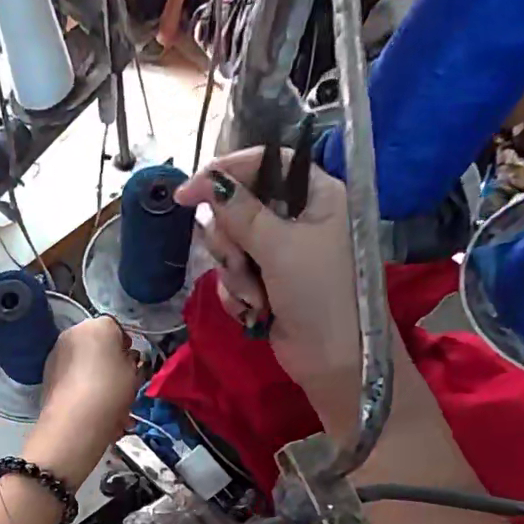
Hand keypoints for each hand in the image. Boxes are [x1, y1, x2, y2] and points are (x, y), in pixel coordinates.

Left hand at [24, 317, 141, 487]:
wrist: (75, 420)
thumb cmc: (112, 390)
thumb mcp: (133, 374)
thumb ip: (130, 361)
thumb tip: (125, 360)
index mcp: (98, 325)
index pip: (116, 329)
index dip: (126, 347)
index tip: (132, 364)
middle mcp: (72, 332)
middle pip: (95, 343)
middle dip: (107, 359)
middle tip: (119, 382)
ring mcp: (56, 353)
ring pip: (80, 360)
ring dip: (91, 373)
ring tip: (104, 399)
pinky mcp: (46, 374)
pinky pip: (69, 375)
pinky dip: (78, 385)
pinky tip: (88, 405)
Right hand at [174, 148, 370, 426]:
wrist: (333, 358)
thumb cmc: (319, 293)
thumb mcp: (280, 246)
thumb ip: (241, 212)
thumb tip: (207, 182)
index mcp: (316, 196)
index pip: (267, 164)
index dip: (228, 171)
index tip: (190, 190)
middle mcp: (298, 220)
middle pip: (239, 209)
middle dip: (231, 241)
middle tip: (239, 261)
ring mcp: (280, 254)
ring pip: (231, 246)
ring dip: (235, 275)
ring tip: (256, 296)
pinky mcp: (266, 284)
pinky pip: (232, 277)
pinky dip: (238, 295)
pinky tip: (256, 311)